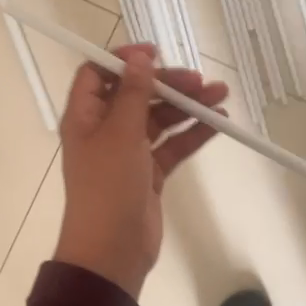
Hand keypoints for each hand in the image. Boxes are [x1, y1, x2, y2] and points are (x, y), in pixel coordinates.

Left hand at [53, 43, 227, 295]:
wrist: (111, 252)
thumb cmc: (107, 187)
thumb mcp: (120, 134)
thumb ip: (133, 94)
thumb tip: (139, 58)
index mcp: (84, 116)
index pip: (98, 74)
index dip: (124, 60)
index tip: (155, 53)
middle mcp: (103, 130)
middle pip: (135, 94)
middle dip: (167, 83)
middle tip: (199, 79)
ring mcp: (127, 152)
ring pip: (158, 119)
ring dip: (186, 106)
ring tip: (220, 95)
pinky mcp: (148, 173)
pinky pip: (172, 145)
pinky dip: (192, 134)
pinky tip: (217, 122)